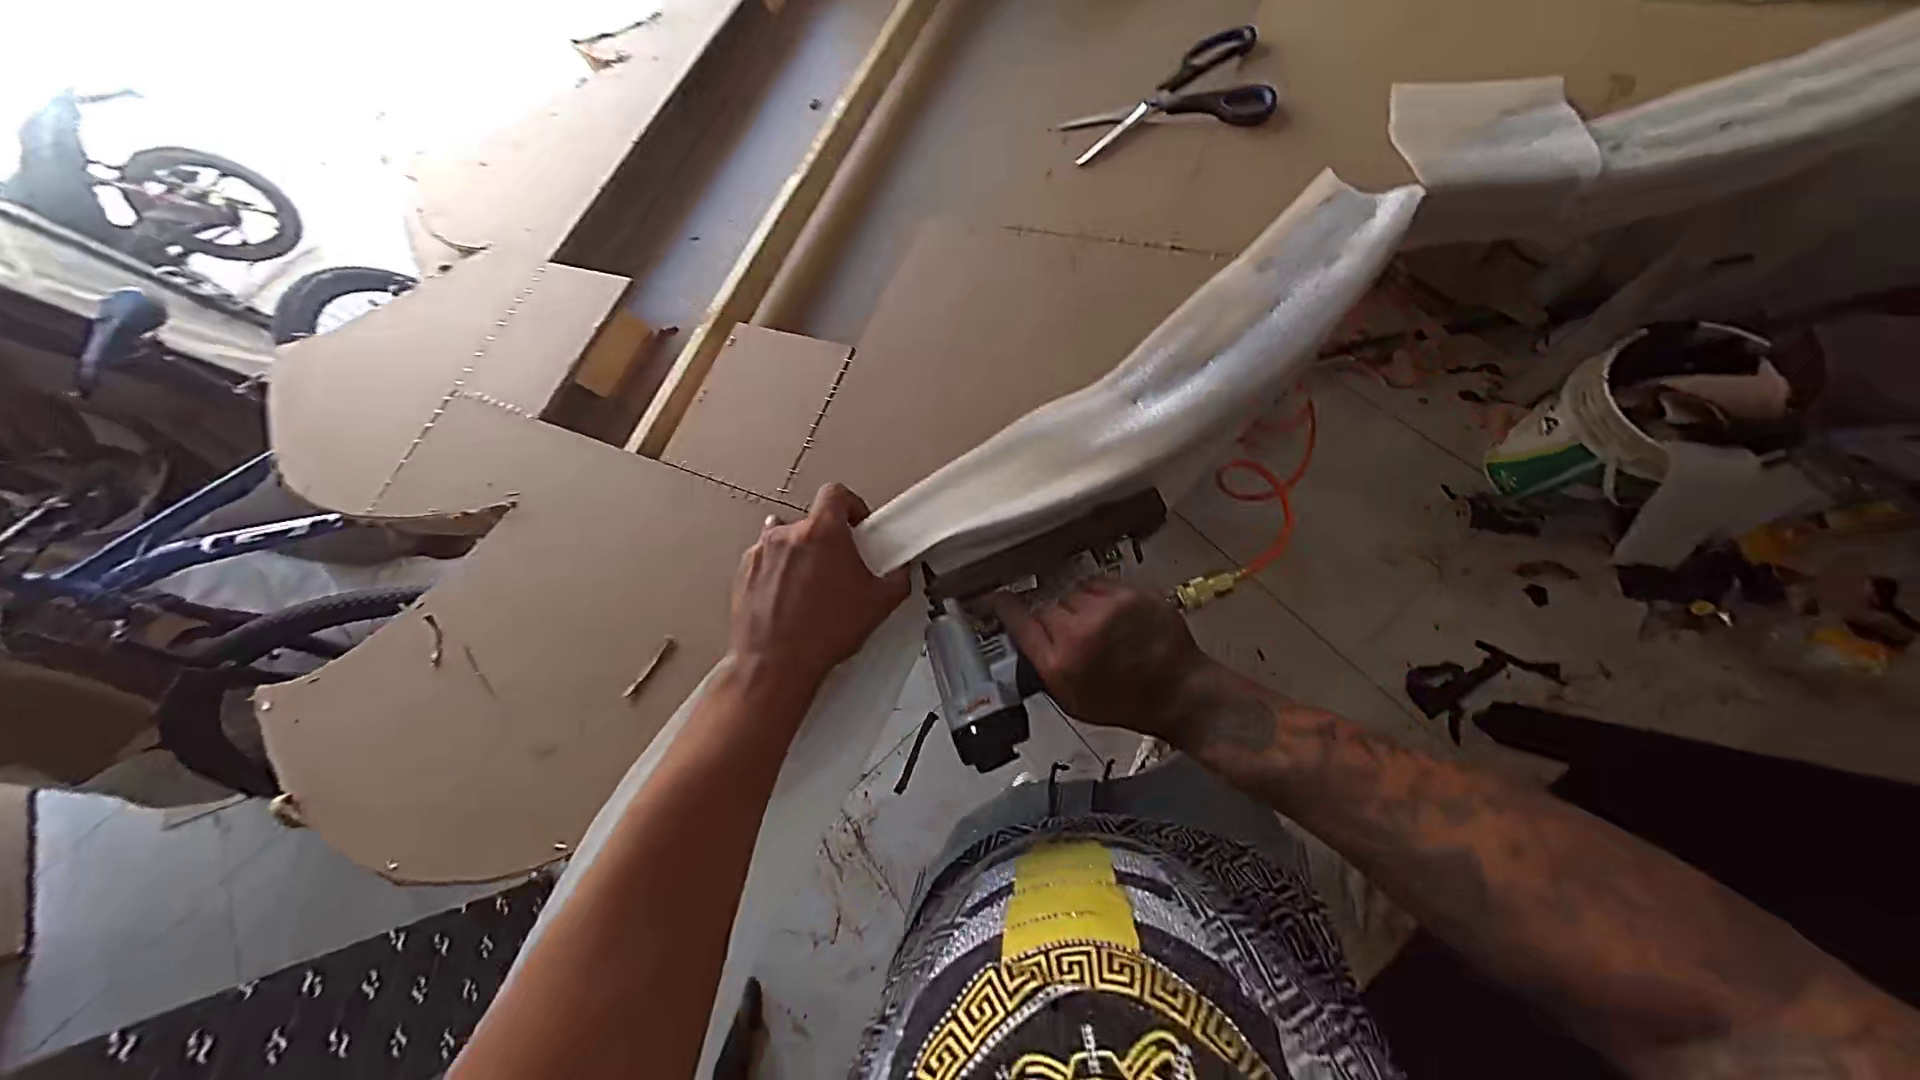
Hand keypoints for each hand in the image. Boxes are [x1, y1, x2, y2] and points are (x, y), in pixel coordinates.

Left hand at [728, 483, 909, 692]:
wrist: (775, 664)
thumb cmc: (820, 634)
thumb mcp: (879, 604)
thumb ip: (897, 578)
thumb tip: (900, 573)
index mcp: (822, 532)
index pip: (836, 493)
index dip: (851, 505)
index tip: (856, 523)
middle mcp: (787, 535)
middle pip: (812, 520)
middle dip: (828, 539)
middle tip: (840, 565)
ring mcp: (761, 553)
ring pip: (786, 540)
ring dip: (801, 555)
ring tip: (814, 585)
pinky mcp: (744, 573)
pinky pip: (766, 561)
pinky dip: (779, 573)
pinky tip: (792, 599)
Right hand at [989, 578, 1213, 742]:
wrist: (1179, 693)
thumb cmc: (1124, 702)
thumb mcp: (1071, 699)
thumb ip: (1043, 665)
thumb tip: (1024, 633)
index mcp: (1059, 663)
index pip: (1018, 622)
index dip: (1003, 606)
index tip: (994, 596)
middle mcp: (1079, 632)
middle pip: (1046, 606)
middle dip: (1055, 620)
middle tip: (1073, 636)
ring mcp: (1107, 609)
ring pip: (1072, 593)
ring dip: (1079, 607)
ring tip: (1099, 628)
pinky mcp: (1131, 594)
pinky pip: (1099, 584)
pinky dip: (1101, 597)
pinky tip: (1114, 617)